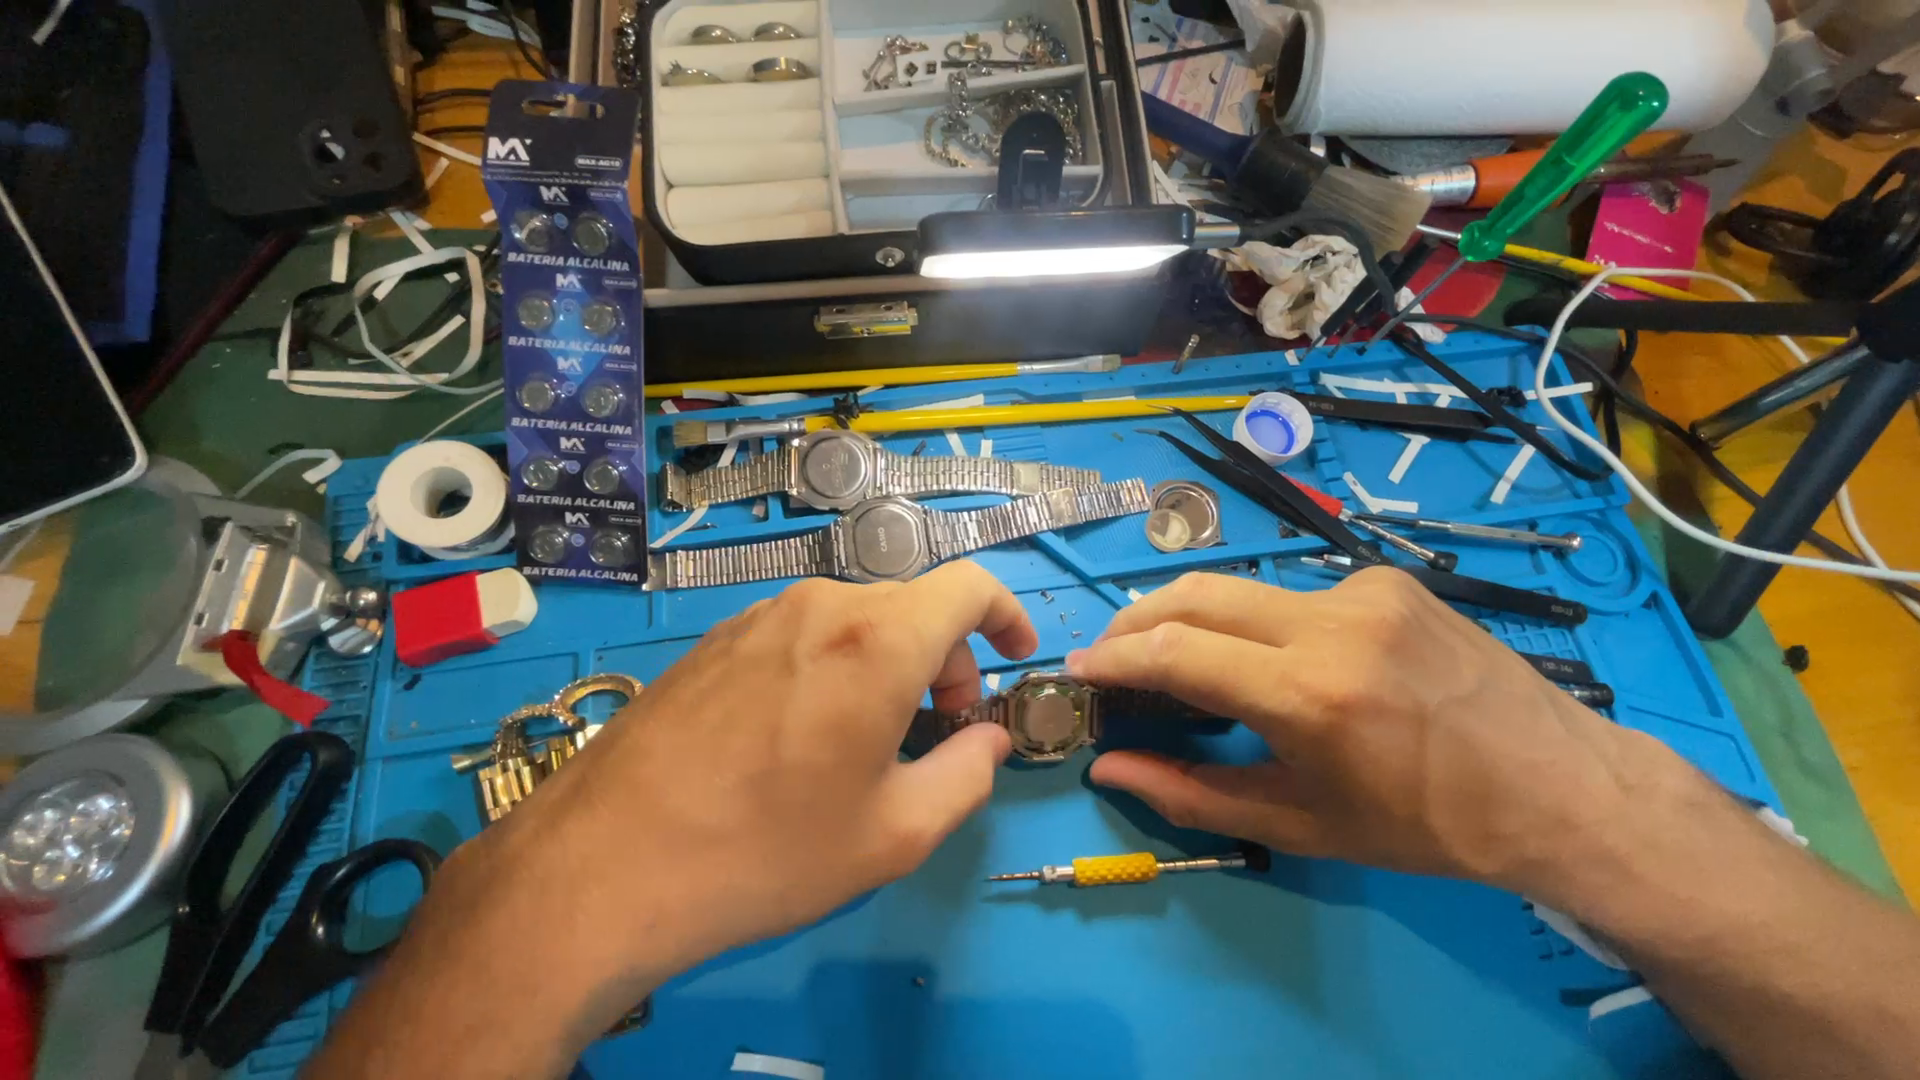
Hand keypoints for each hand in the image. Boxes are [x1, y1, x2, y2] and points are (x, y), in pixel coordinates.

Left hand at [443, 561, 1036, 980]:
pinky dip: (836, 663)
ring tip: (869, 738)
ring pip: (857, 619)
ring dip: (890, 663)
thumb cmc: (766, 849)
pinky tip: (803, 732)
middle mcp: (822, 605)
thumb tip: (987, 740)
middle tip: (938, 729)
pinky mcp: (717, 639)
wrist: (603, 864)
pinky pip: (803, 633)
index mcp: (878, 639)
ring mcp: (760, 615)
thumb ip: (966, 776)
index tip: (1016, 658)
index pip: (969, 587)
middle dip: (947, 660)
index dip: (1007, 615)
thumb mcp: (894, 833)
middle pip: (914, 607)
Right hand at [1068, 567, 1683, 900]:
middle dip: (1136, 620)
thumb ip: (1191, 793)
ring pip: (1239, 588)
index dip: (1115, 657)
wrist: (1563, 789)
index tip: (1080, 670)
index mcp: (1310, 694)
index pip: (1177, 652)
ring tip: (1174, 657)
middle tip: (1110, 655)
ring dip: (1192, 617)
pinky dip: (1257, 621)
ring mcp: (1362, 589)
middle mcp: (1331, 621)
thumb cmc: (1426, 825)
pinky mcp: (1385, 579)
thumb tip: (1109, 768)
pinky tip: (1275, 658)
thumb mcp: (1301, 824)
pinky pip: (1292, 592)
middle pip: (1195, 594)